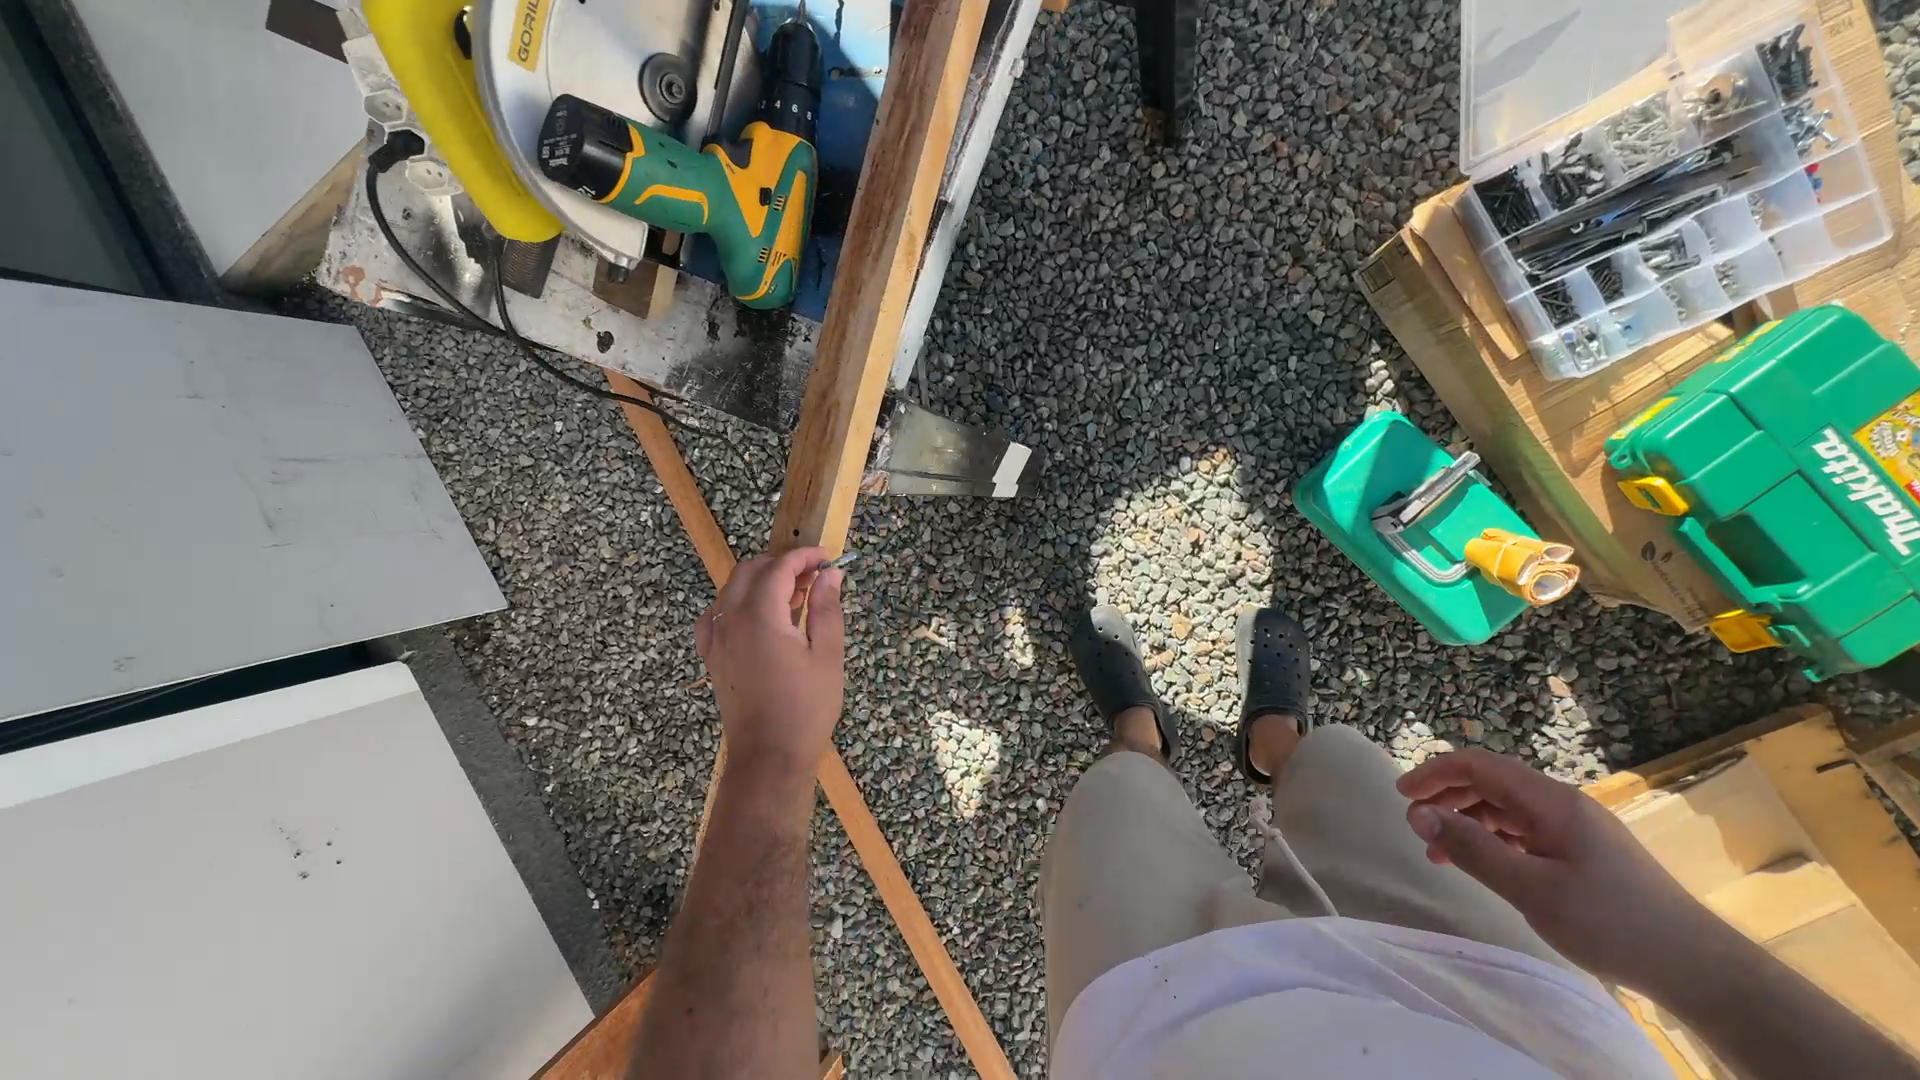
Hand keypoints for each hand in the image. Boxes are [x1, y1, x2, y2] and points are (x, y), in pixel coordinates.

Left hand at [695, 547, 845, 778]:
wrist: (769, 756)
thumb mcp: (827, 655)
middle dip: (781, 565)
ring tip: (794, 599)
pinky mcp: (711, 657)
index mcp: (760, 616)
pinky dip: (737, 605)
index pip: (779, 567)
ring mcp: (715, 639)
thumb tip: (831, 574)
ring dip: (761, 583)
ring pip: (731, 590)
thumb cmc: (806, 707)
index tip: (827, 557)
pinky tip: (757, 618)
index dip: (804, 557)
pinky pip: (715, 616)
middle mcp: (730, 620)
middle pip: (750, 571)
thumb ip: (826, 608)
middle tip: (814, 578)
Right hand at [1396, 748, 1719, 988]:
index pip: (1480, 766)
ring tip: (1440, 853)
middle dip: (1447, 797)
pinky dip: (1492, 840)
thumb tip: (1417, 813)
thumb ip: (1471, 847)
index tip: (1402, 796)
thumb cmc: (1611, 923)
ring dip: (1467, 822)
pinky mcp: (1583, 851)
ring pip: (1506, 808)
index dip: (1435, 773)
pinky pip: (1524, 831)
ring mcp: (1576, 828)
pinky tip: (1480, 864)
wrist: (1699, 968)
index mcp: (1552, 802)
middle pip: (1491, 783)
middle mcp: (1563, 804)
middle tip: (1416, 826)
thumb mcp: (1531, 888)